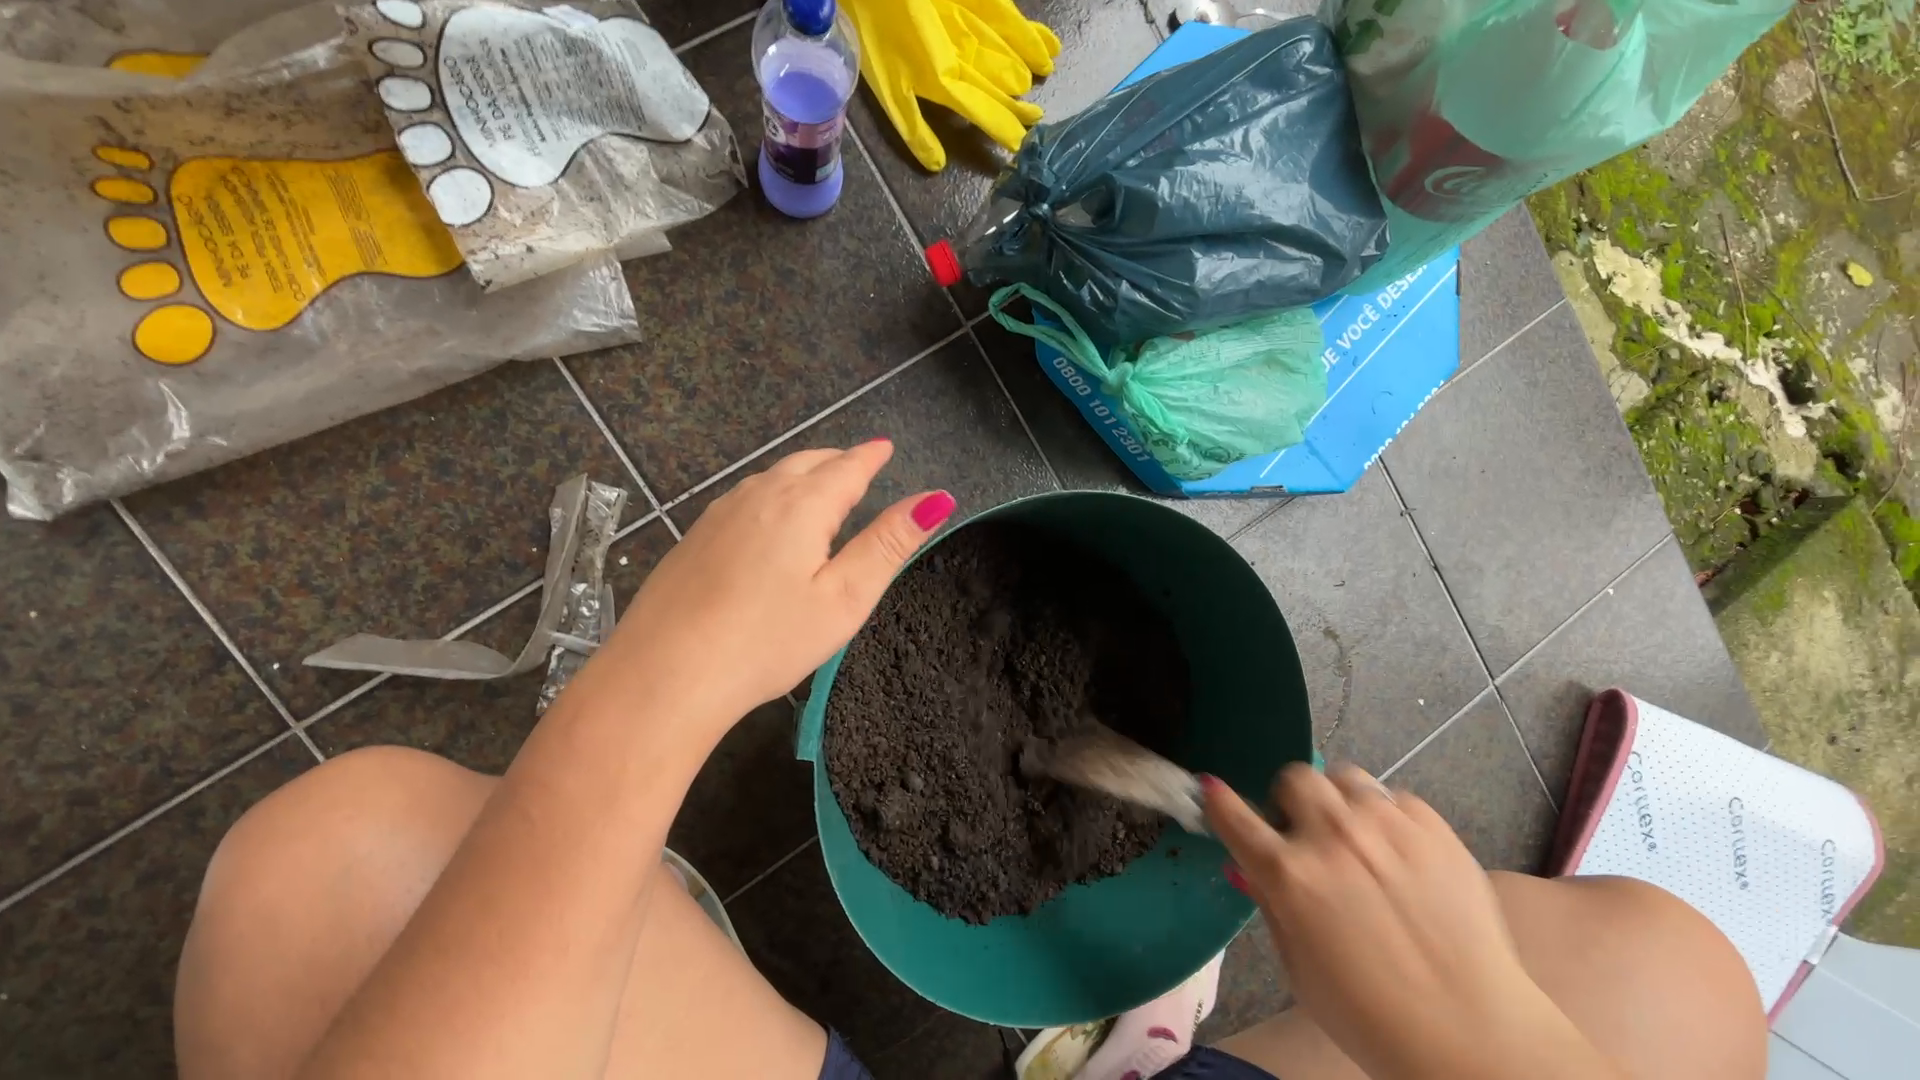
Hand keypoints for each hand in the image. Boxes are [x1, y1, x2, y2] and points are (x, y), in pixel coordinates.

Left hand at [600, 440, 952, 729]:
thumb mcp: (844, 598)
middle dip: (837, 459)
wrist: (665, 674)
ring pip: (770, 478)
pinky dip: (770, 494)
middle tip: (858, 464)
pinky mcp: (692, 540)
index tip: (885, 447)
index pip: (846, 468)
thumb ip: (888, 545)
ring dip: (801, 473)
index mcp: (801, 506)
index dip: (870, 457)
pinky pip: (743, 499)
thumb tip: (937, 498)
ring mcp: (718, 516)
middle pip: (805, 463)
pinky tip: (767, 520)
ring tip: (819, 484)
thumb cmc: (767, 640)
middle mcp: (757, 497)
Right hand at [1202, 765, 1610, 1079]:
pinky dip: (1389, 818)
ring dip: (1340, 801)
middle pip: (1295, 778)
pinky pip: (1397, 799)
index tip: (1213, 788)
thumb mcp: (1298, 968)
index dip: (1218, 801)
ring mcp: (1388, 827)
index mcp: (1289, 875)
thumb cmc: (1368, 1016)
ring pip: (1346, 777)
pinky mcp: (1435, 829)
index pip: (1234, 816)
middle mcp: (1333, 836)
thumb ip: (1272, 907)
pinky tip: (1400, 854)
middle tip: (1305, 832)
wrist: (1473, 1035)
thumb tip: (1250, 868)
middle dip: (1292, 801)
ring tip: (1357, 836)